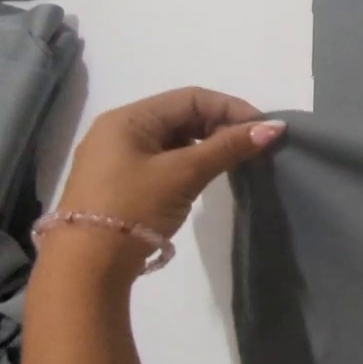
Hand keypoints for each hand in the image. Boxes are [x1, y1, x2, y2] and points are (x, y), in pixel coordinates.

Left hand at [55, 87, 285, 240]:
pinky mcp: (124, 179)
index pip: (191, 98)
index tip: (264, 129)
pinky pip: (166, 156)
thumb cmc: (134, 207)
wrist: (88, 265)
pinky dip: (193, 159)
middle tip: (253, 146)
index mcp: (128, 119)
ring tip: (237, 159)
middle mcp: (120, 129)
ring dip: (210, 143)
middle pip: (183, 114)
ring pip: (176, 137)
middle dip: (222, 125)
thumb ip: (229, 147)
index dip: (232, 108)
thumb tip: (274, 128)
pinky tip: (210, 172)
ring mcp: (119, 156)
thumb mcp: (185, 173)